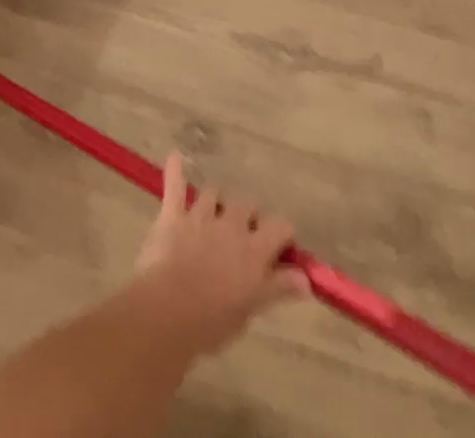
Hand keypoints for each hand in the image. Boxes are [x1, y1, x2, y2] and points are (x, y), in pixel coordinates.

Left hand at [125, 152, 310, 356]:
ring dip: (216, 201)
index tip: (277, 249)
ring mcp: (201, 217)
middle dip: (247, 214)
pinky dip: (174, 171)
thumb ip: (278, 288)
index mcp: (255, 249)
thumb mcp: (251, 309)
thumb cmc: (212, 320)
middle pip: (248, 204)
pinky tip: (175, 156)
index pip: (281, 225)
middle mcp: (231, 226)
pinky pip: (174, 187)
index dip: (281, 234)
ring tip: (212, 213)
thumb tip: (307, 280)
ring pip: (214, 193)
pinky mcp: (173, 216)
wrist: (167, 311)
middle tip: (241, 235)